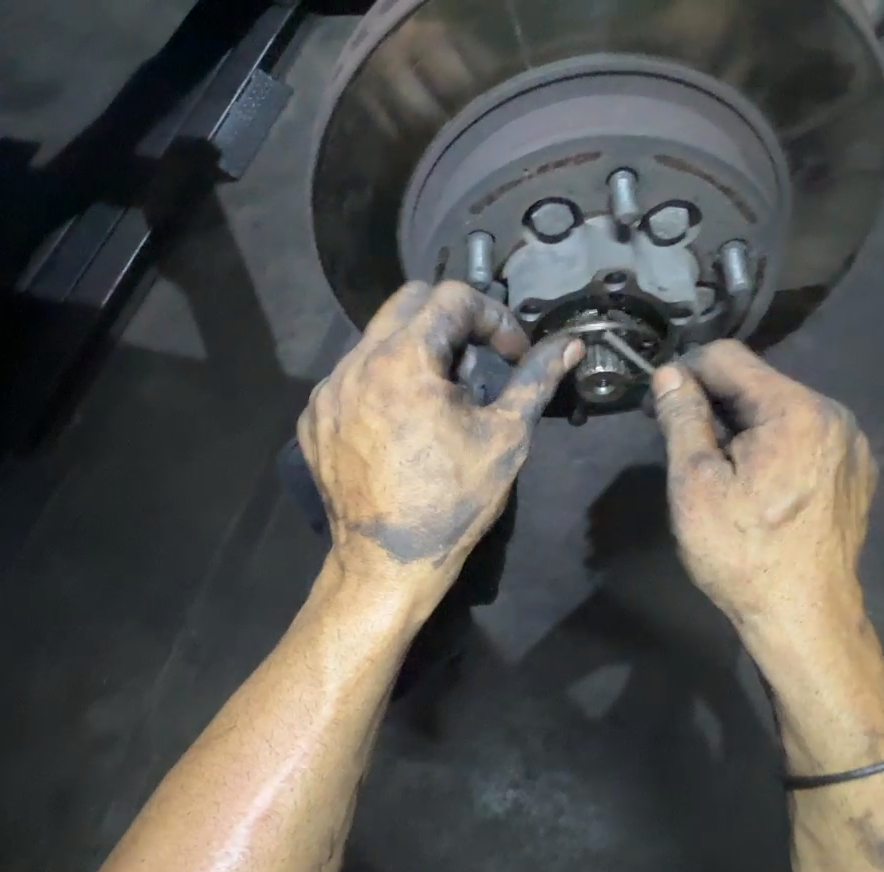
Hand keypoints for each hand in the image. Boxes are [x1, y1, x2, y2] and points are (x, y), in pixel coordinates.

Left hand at [298, 282, 583, 607]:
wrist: (387, 562)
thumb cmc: (453, 501)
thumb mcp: (505, 438)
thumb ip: (536, 380)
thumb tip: (570, 344)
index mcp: (403, 359)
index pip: (452, 297)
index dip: (494, 316)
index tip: (512, 353)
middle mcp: (356, 363)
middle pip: (408, 302)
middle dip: (452, 322)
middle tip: (475, 367)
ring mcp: (327, 391)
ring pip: (376, 339)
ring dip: (415, 352)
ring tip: (438, 402)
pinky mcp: (313, 419)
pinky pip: (351, 377)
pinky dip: (382, 383)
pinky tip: (400, 425)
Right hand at [650, 342, 877, 638]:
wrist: (804, 617)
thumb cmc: (742, 553)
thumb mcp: (695, 485)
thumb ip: (682, 420)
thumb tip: (668, 375)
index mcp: (795, 409)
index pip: (727, 357)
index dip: (684, 374)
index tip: (658, 408)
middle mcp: (833, 414)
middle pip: (757, 384)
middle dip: (714, 404)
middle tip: (683, 446)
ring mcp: (851, 444)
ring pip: (781, 411)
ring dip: (743, 427)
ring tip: (720, 472)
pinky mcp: (856, 472)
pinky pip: (805, 439)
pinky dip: (774, 448)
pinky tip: (758, 488)